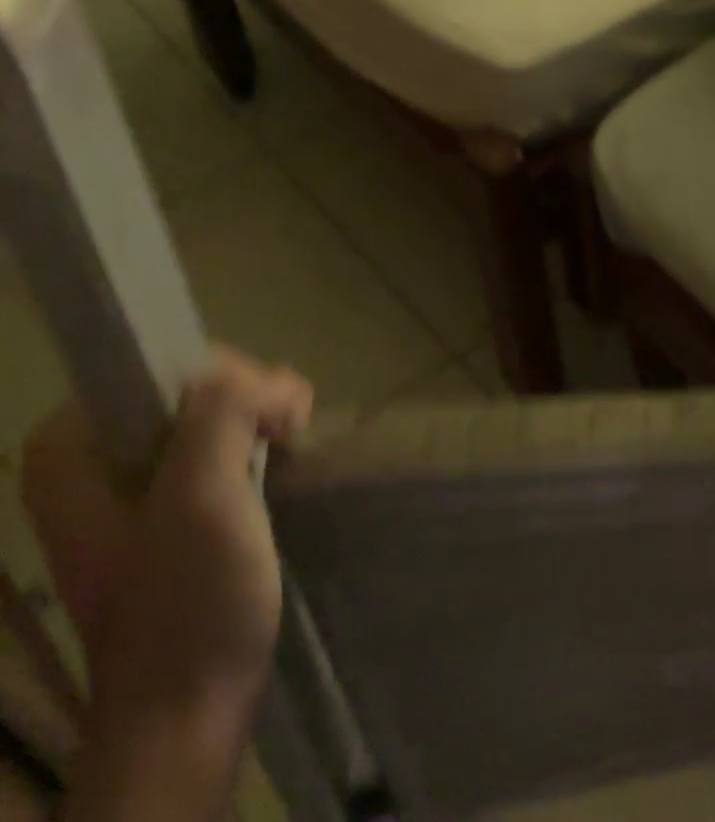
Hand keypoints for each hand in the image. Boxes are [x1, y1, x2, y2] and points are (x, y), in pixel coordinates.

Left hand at [23, 349, 310, 730]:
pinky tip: (278, 474)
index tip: (273, 415)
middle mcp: (90, 465)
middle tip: (290, 436)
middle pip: (182, 392)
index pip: (150, 371)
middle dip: (249, 401)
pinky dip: (258, 451)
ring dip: (261, 424)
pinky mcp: (170, 516)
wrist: (188, 695)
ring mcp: (130, 492)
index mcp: (70, 454)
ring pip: (206, 420)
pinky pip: (217, 453)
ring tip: (291, 454)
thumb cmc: (189, 601)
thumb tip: (261, 376)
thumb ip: (219, 421)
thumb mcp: (202, 502)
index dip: (221, 379)